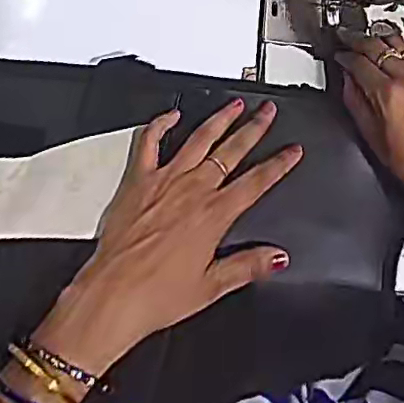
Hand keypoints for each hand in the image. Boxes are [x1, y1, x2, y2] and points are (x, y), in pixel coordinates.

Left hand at [30, 100, 302, 375]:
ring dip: (220, 119)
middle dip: (255, 128)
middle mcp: (193, 190)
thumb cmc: (156, 296)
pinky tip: (173, 114)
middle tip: (268, 111)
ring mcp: (166, 179)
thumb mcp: (211, 287)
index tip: (292, 150)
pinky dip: (161, 124)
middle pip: (232, 150)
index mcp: (214, 215)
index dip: (279, 163)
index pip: (256, 181)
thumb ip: (248, 266)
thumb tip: (278, 257)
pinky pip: (150, 142)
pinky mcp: (139, 179)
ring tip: (236, 105)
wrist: (111, 297)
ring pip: (200, 138)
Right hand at [334, 22, 403, 190]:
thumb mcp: (369, 131)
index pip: (359, 62)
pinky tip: (389, 47)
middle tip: (347, 38)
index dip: (345, 56)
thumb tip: (347, 79)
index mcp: (387, 93)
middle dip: (357, 40)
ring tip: (367, 38)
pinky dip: (397, 47)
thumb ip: (354, 99)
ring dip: (378, 38)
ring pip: (396, 42)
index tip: (340, 55)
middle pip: (376, 46)